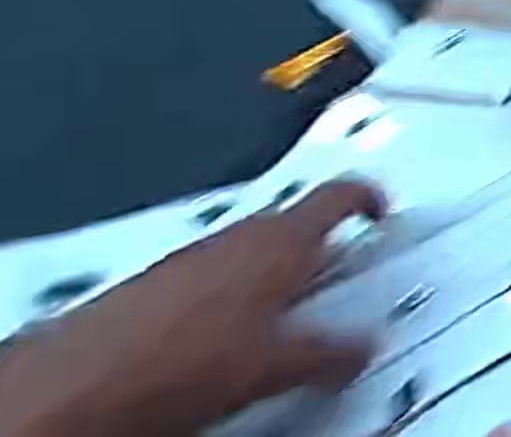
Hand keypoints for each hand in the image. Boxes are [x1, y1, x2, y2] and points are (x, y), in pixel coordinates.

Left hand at [0, 181, 385, 436]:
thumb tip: (363, 349)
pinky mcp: (137, 290)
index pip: (345, 192)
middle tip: (330, 275)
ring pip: (245, 250)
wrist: (52, 399)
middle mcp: (238, 236)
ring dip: (266, 273)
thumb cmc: (173, 364)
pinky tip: (211, 342)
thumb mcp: (279, 364)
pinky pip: (199, 279)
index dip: (369, 198)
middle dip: (316, 246)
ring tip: (272, 317)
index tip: (378, 212)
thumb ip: (335, 348)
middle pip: (294, 221)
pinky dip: (217, 299)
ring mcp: (184, 261)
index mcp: (286, 235)